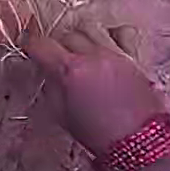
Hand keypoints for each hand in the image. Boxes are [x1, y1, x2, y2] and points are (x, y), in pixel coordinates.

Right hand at [25, 22, 164, 153]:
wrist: (139, 142)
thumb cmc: (96, 133)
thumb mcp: (61, 114)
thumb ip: (51, 87)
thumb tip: (46, 71)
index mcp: (69, 70)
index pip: (41, 45)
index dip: (31, 45)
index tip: (29, 49)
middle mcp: (92, 55)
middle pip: (66, 35)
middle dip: (58, 45)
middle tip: (57, 59)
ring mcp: (115, 53)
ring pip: (90, 29)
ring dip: (81, 38)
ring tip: (81, 52)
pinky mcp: (135, 56)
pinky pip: (121, 32)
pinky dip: (111, 35)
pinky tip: (107, 48)